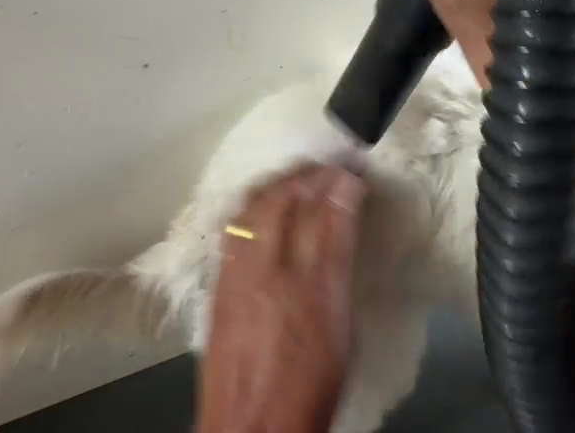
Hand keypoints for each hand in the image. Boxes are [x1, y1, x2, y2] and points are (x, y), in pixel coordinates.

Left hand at [196, 164, 366, 432]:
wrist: (250, 430)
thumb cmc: (309, 389)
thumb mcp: (344, 334)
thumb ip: (342, 274)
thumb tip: (345, 229)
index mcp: (316, 292)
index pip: (331, 218)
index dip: (343, 187)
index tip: (354, 173)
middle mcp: (276, 277)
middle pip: (291, 203)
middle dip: (312, 176)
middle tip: (330, 167)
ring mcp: (242, 278)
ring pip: (259, 209)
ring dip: (281, 184)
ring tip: (299, 176)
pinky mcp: (219, 286)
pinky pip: (235, 229)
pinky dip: (253, 206)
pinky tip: (263, 201)